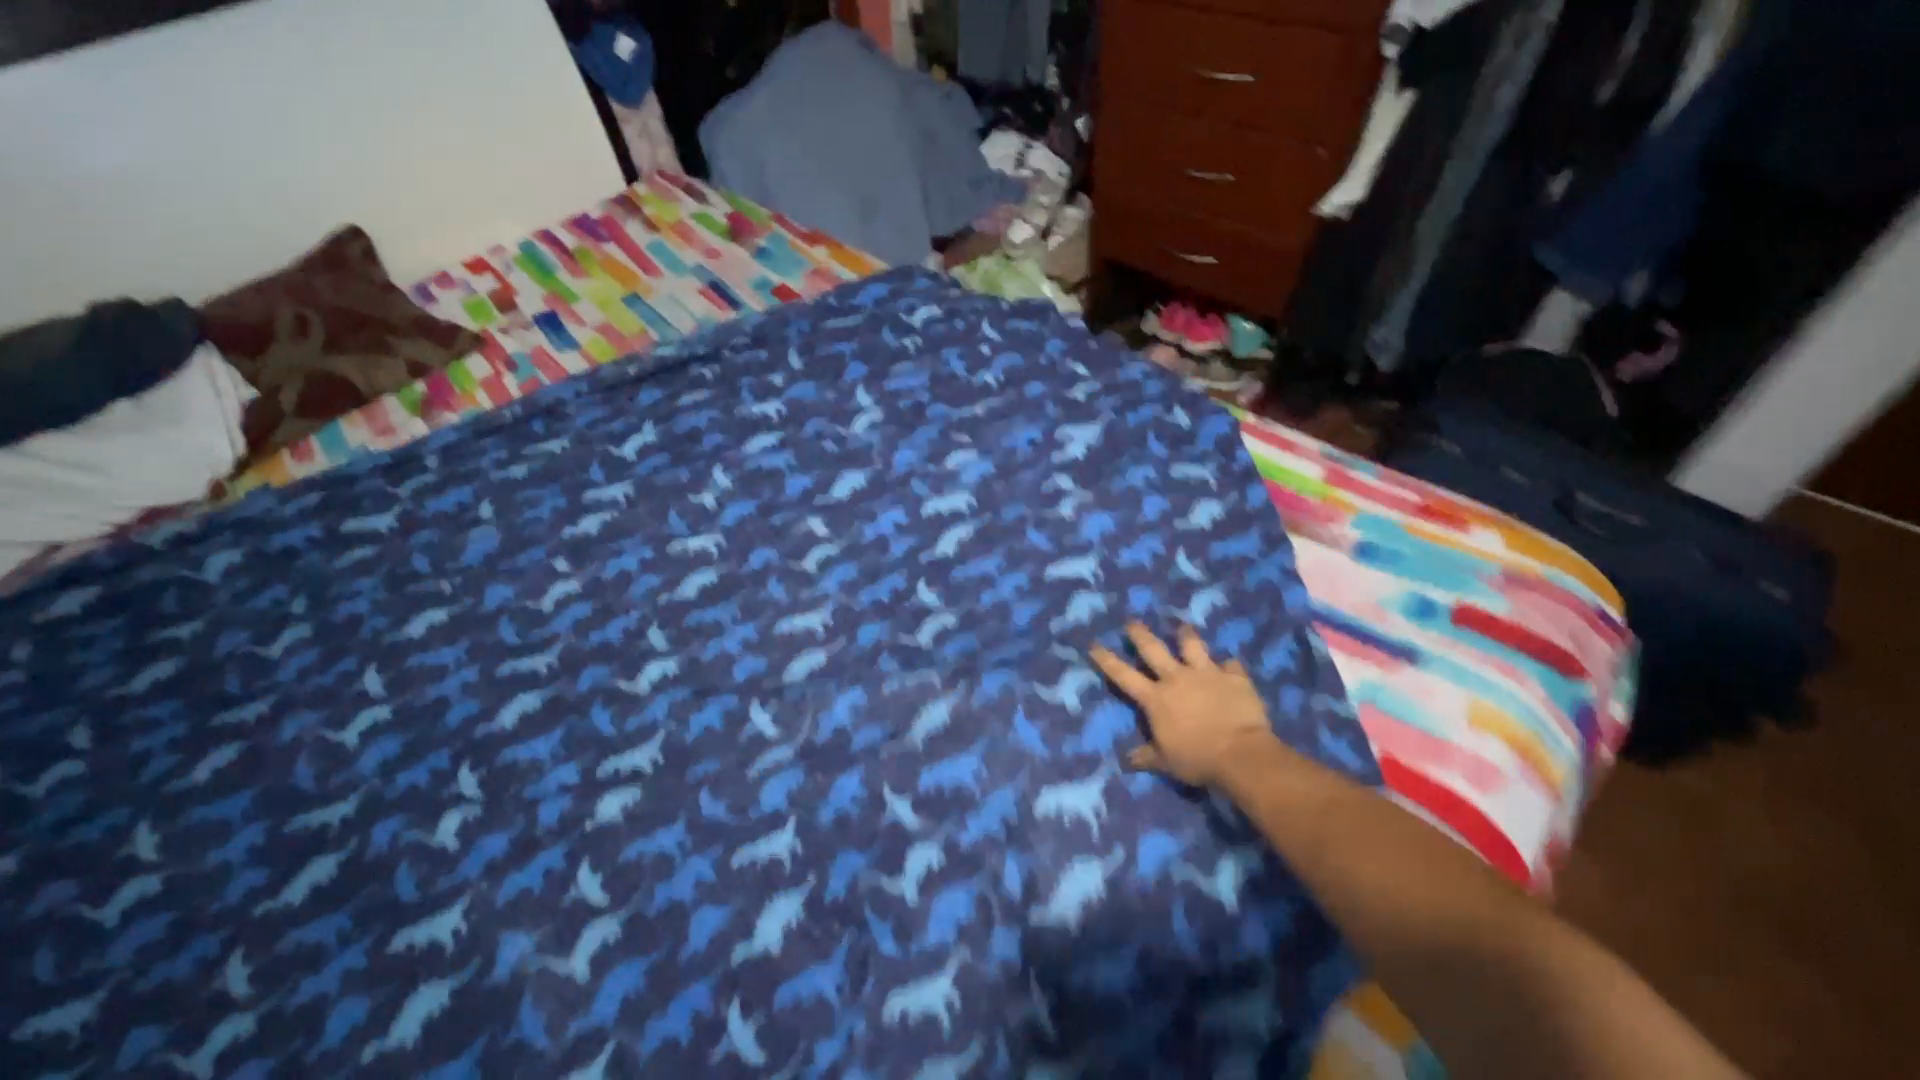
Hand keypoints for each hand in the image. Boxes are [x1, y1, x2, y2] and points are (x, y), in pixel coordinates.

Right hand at [1089, 622, 1282, 787]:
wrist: (1241, 753)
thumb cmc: (1197, 759)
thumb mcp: (1166, 762)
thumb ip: (1147, 756)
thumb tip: (1128, 759)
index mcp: (1156, 699)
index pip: (1124, 676)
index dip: (1107, 660)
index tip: (1095, 645)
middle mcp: (1177, 678)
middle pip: (1153, 649)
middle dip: (1140, 634)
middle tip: (1132, 621)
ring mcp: (1207, 674)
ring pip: (1193, 646)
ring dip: (1186, 635)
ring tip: (1182, 627)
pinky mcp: (1234, 677)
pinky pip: (1230, 665)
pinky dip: (1228, 666)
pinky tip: (1230, 667)